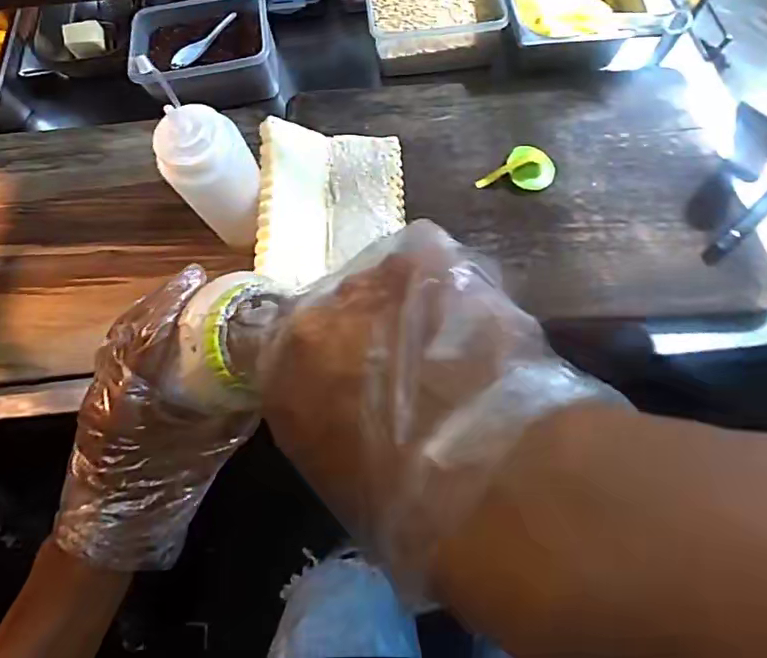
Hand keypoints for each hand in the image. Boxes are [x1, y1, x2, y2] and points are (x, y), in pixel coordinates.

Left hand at [52, 266, 257, 570]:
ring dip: (149, 310)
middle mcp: (108, 382)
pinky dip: (138, 331)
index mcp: (130, 393)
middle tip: (194, 279)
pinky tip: (160, 332)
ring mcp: (97, 388)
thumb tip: (260, 376)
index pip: (149, 331)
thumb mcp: (203, 454)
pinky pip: (117, 351)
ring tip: (181, 296)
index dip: (171, 299)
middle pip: (131, 323)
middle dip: (162, 297)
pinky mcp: (95, 396)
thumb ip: (229, 412)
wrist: (104, 532)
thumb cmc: (158, 494)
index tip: (197, 276)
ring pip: (120, 334)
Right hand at [255, 221, 625, 599]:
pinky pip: (433, 263)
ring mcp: (377, 276)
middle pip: (339, 301)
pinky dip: (450, 288)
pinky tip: (473, 324)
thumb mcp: (334, 469)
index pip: (282, 336)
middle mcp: (320, 307)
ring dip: (409, 306)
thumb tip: (346, 399)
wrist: (483, 484)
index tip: (343, 368)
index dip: (318, 350)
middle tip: (404, 360)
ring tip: (448, 345)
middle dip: (365, 325)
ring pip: (388, 281)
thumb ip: (325, 414)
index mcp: (283, 362)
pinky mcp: (431, 257)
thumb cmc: (404, 508)